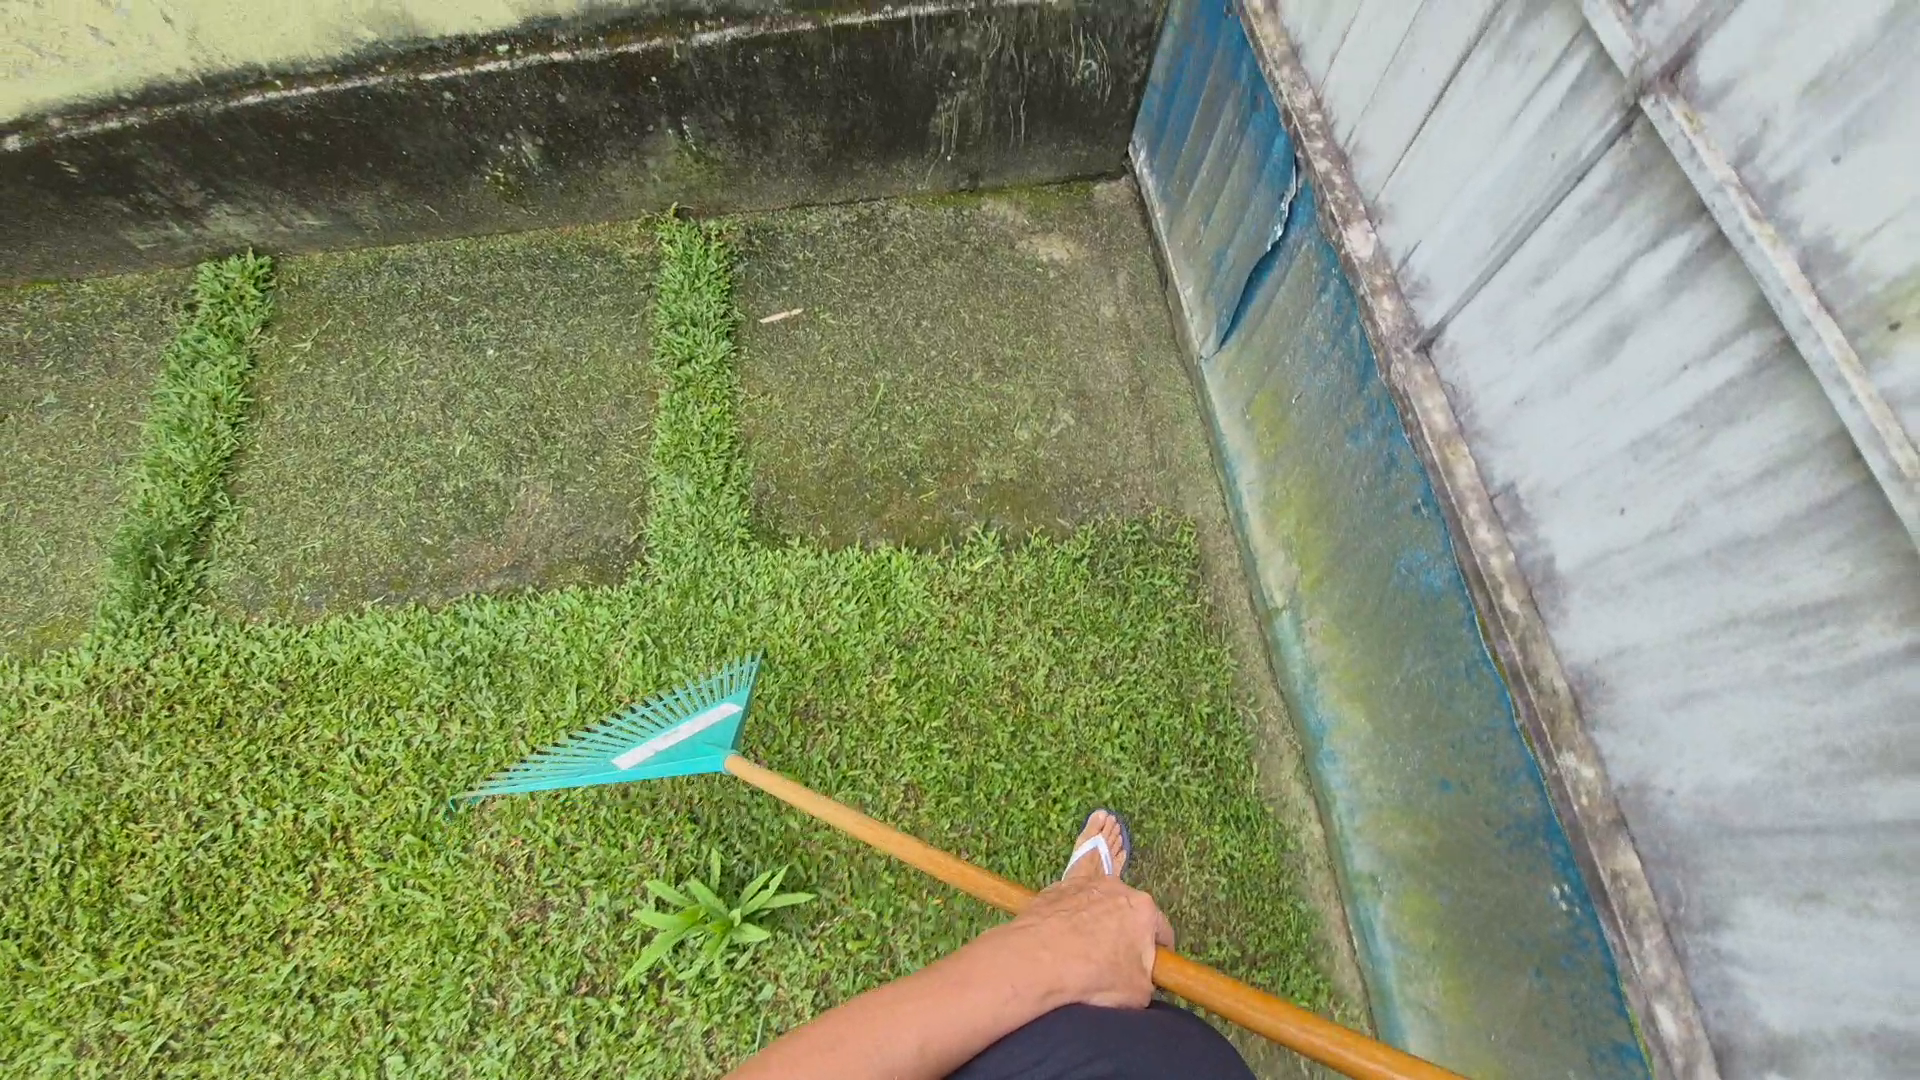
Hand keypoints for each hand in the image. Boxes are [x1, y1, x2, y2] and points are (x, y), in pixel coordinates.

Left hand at [983, 874, 1174, 1009]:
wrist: (1039, 958)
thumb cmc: (1096, 975)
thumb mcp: (1139, 993)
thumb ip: (1149, 979)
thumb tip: (1141, 975)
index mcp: (1144, 908)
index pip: (1162, 932)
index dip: (1159, 954)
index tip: (1150, 971)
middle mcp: (1116, 885)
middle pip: (1130, 914)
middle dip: (1126, 936)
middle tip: (1116, 964)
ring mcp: (1083, 882)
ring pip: (1099, 906)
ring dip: (1097, 924)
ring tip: (1083, 953)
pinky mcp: (1056, 887)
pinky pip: (1072, 905)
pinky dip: (1071, 919)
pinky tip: (1062, 941)